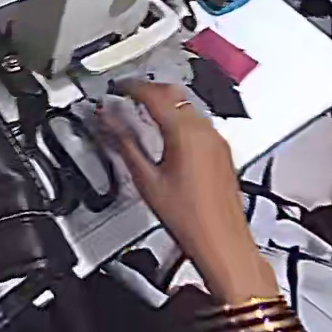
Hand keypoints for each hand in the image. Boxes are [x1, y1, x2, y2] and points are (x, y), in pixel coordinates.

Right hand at [101, 82, 279, 303]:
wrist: (223, 245)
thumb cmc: (189, 219)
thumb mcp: (146, 180)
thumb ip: (124, 143)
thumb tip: (108, 121)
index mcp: (184, 132)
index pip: (153, 94)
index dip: (131, 87)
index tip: (118, 87)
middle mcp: (204, 130)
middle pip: (173, 93)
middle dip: (148, 89)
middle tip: (128, 94)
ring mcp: (216, 140)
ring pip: (187, 104)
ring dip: (164, 102)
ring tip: (143, 111)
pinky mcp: (222, 151)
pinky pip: (198, 121)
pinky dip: (179, 117)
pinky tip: (167, 132)